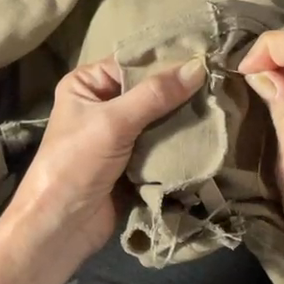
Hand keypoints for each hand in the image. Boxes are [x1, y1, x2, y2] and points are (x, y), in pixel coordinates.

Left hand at [5, 57, 205, 263]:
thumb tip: (199, 67)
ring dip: (184, 120)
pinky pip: (161, 146)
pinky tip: (209, 135)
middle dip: (181, 93)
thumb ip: (155, 95)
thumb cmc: (75, 164)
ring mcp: (118, 137)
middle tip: (221, 84)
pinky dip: (180, 144)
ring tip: (221, 107)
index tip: (208, 57)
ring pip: (159, 120)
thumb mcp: (113, 122)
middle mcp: (101, 105)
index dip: (167, 62)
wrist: (61, 226)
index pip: (132, 63)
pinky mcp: (132, 163)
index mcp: (86, 85)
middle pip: (149, 92)